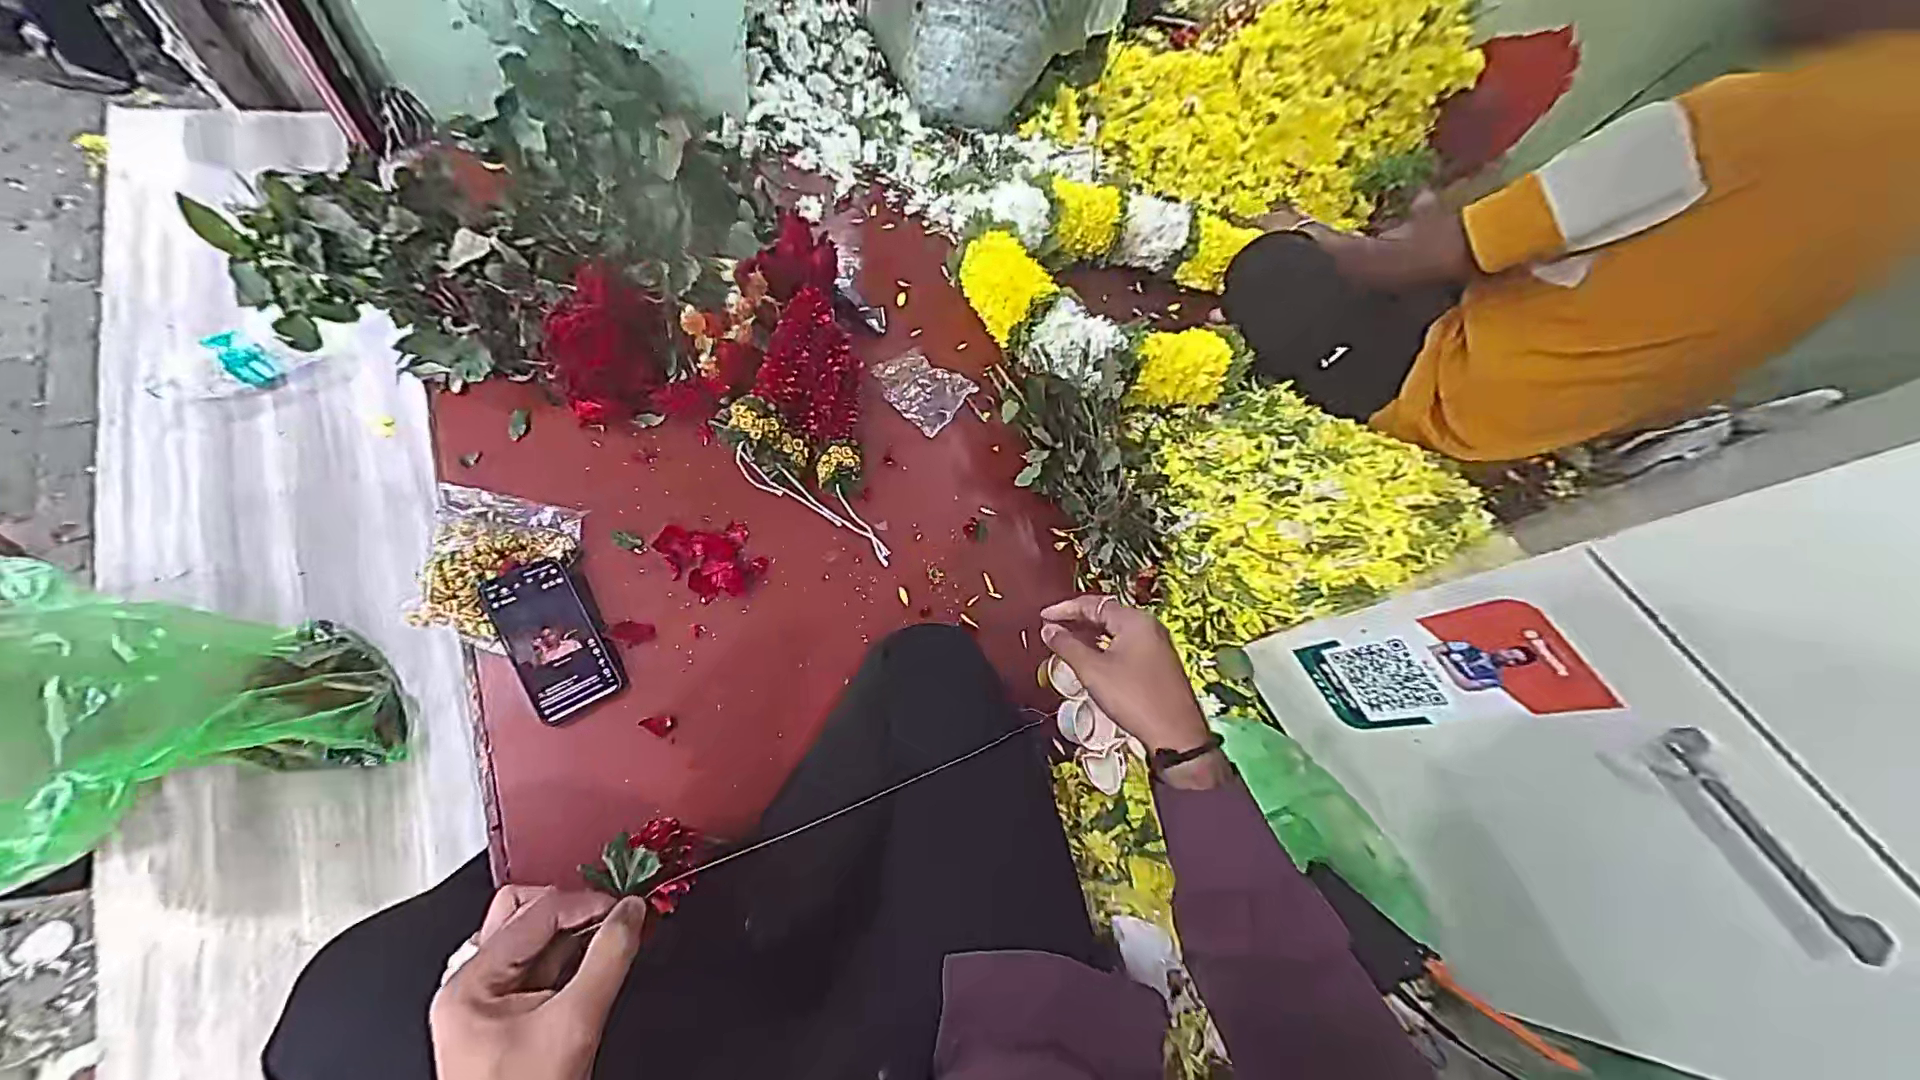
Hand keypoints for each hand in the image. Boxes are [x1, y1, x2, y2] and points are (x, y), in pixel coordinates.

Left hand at [430, 886, 647, 1079]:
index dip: (589, 903)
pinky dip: (575, 949)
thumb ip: (609, 956)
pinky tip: (599, 957)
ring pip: (536, 933)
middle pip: (525, 911)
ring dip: (576, 928)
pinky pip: (544, 959)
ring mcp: (489, 997)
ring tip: (609, 934)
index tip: (627, 907)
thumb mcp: (575, 1022)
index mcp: (471, 983)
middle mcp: (473, 983)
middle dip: (574, 907)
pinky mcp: (510, 1010)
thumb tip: (632, 910)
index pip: (539, 911)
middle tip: (612, 913)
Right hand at [1040, 596, 1210, 754]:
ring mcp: (1155, 644)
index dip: (1065, 609)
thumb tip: (1049, 630)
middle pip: (1106, 614)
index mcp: (1134, 621)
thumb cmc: (1134, 698)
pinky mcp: (1158, 662)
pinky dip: (1104, 646)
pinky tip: (1090, 658)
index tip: (1044, 616)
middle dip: (1077, 620)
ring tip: (1065, 642)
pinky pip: (1125, 643)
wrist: (1176, 734)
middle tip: (1052, 628)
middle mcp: (1148, 626)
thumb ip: (1067, 646)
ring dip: (1089, 634)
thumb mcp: (1093, 670)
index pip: (1093, 604)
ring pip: (1115, 630)